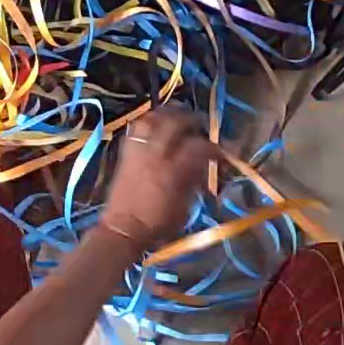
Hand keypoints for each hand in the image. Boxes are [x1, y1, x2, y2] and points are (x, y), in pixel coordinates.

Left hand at [99, 109, 212, 250]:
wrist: (123, 229)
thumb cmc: (157, 224)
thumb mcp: (184, 206)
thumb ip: (194, 182)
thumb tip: (203, 167)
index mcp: (173, 171)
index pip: (198, 147)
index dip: (214, 147)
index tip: (221, 152)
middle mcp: (155, 156)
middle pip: (174, 123)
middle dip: (191, 119)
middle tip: (199, 124)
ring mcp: (138, 152)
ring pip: (151, 120)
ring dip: (166, 115)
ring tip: (176, 118)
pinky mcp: (125, 154)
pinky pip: (135, 130)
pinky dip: (147, 123)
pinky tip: (155, 126)